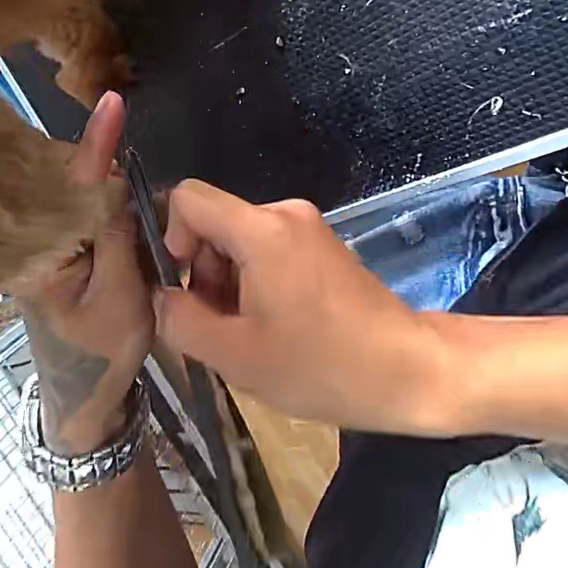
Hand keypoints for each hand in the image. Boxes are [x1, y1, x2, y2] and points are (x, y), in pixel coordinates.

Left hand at [14, 92, 154, 454]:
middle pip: (71, 183)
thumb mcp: (122, 294)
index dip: (94, 145)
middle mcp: (37, 243)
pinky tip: (131, 204)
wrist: (91, 390)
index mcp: (40, 256)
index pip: (69, 190)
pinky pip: (89, 212)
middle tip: (137, 162)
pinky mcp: (65, 249)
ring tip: (134, 202)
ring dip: (112, 184)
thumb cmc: (103, 351)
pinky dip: (113, 202)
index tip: (112, 104)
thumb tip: (118, 180)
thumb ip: (117, 235)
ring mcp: (50, 245)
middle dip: (104, 160)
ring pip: (83, 196)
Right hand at [154, 180, 459, 434]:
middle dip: (202, 270)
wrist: (408, 369)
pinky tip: (274, 324)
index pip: (188, 197)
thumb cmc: (321, 365)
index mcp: (262, 229)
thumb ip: (181, 320)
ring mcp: (308, 226)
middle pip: (215, 222)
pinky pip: (268, 248)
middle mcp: (284, 212)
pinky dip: (255, 280)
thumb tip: (159, 296)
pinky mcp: (322, 244)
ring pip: (239, 239)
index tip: (184, 286)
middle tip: (220, 325)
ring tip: (250, 332)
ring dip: (228, 281)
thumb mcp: (235, 356)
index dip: (171, 237)